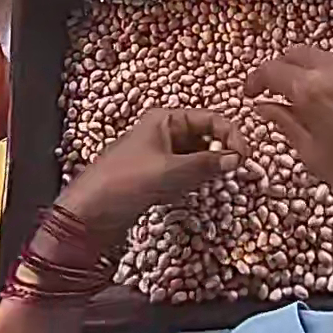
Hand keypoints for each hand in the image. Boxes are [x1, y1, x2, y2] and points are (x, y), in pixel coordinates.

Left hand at [55, 108, 247, 250]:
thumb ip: (206, 164)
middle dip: (222, 151)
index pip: (210, 118)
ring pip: (198, 154)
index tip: (245, 157)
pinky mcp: (158, 174)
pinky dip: (196, 178)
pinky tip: (195, 190)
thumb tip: (237, 159)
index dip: (231, 134)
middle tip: (236, 171)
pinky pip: (187, 170)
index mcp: (165, 119)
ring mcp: (161, 153)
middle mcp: (165, 131)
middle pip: (206, 135)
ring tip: (217, 181)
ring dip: (210, 166)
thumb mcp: (170, 171)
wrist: (88, 213)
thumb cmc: (124, 182)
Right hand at [245, 46, 332, 253]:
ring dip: (307, 72)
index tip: (250, 93)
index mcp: (314, 91)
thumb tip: (266, 107)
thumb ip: (286, 124)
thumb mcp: (315, 155)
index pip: (272, 70)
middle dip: (280, 69)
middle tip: (273, 92)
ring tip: (306, 101)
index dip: (255, 80)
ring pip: (323, 58)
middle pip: (296, 54)